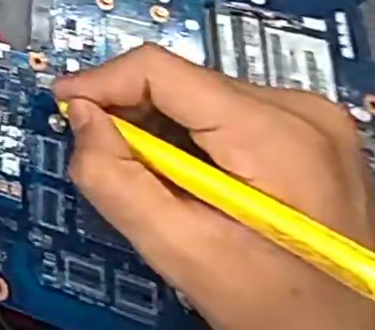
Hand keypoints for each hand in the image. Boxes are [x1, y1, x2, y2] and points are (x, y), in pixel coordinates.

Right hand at [54, 45, 374, 329]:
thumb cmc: (289, 316)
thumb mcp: (188, 259)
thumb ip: (117, 182)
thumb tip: (82, 116)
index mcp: (278, 133)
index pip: (159, 69)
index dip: (101, 81)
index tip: (65, 105)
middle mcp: (299, 106)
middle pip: (177, 80)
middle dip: (131, 113)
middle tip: (107, 155)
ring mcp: (309, 115)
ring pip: (194, 94)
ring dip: (158, 126)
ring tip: (153, 176)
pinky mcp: (307, 127)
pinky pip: (219, 110)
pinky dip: (187, 135)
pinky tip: (188, 176)